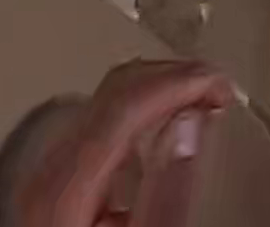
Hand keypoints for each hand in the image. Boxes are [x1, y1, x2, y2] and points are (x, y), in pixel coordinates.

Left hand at [12, 58, 238, 226]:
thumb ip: (169, 193)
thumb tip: (192, 121)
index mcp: (64, 190)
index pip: (127, 104)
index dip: (181, 83)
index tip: (221, 86)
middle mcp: (48, 170)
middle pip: (119, 87)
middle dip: (177, 76)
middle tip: (219, 88)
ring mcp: (48, 170)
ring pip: (113, 92)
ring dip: (165, 84)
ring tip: (204, 97)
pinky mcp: (58, 174)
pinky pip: (107, 113)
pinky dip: (147, 102)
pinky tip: (171, 118)